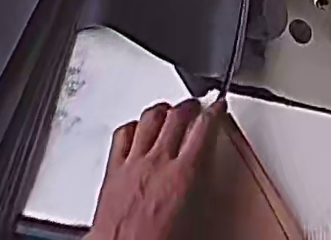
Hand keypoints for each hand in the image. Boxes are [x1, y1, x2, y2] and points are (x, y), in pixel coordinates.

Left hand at [86, 97, 224, 239]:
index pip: (205, 127)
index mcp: (184, 177)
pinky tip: (138, 130)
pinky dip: (133, 127)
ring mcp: (133, 165)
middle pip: (177, 115)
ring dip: (163, 111)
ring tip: (170, 111)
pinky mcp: (112, 172)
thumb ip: (205, 192)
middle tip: (196, 107)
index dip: (215, 112)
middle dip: (190, 106)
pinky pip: (122, 135)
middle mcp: (158, 163)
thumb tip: (212, 186)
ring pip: (150, 118)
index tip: (218, 108)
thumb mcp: (196, 224)